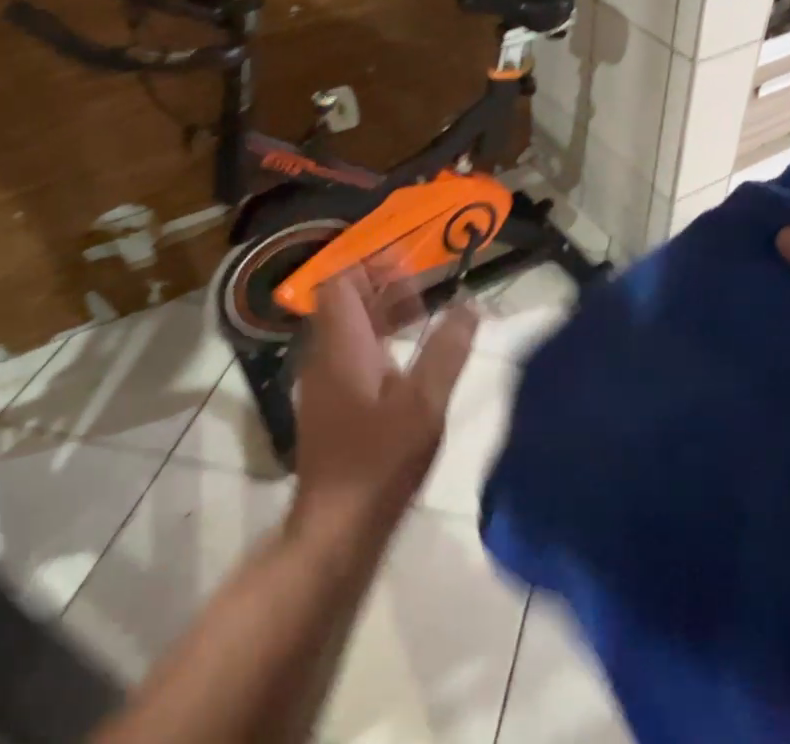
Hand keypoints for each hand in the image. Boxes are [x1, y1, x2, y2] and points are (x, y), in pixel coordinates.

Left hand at [291, 268, 478, 527]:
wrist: (337, 525)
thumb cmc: (382, 458)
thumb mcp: (426, 401)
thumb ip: (447, 349)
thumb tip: (469, 304)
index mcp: (342, 346)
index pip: (340, 282)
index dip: (371, 265)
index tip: (411, 264)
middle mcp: (322, 358)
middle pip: (342, 306)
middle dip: (381, 290)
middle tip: (425, 291)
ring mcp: (320, 386)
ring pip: (344, 334)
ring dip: (379, 320)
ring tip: (421, 321)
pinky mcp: (326, 411)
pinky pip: (346, 360)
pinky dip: (374, 348)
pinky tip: (406, 368)